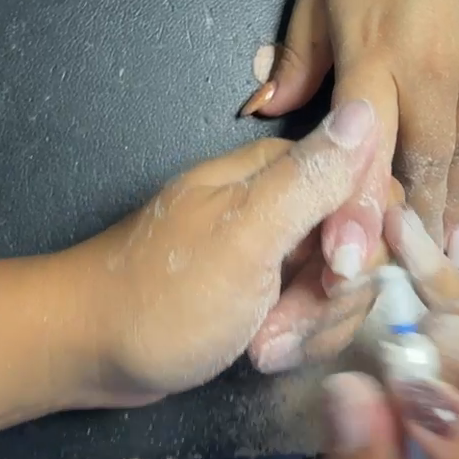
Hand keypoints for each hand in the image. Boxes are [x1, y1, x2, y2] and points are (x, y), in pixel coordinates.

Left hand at [60, 100, 401, 403]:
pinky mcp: (269, 287)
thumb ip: (309, 178)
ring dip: (310, 323)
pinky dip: (296, 336)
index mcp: (277, 171)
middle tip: (281, 321)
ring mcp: (276, 246)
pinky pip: (315, 309)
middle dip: (332, 294)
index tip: (335, 275)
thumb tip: (366, 107)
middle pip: (359, 240)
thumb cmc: (165, 293)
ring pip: (341, 283)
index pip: (365, 181)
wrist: (92, 349)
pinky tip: (259, 352)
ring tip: (261, 344)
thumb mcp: (245, 236)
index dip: (363, 231)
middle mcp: (282, 199)